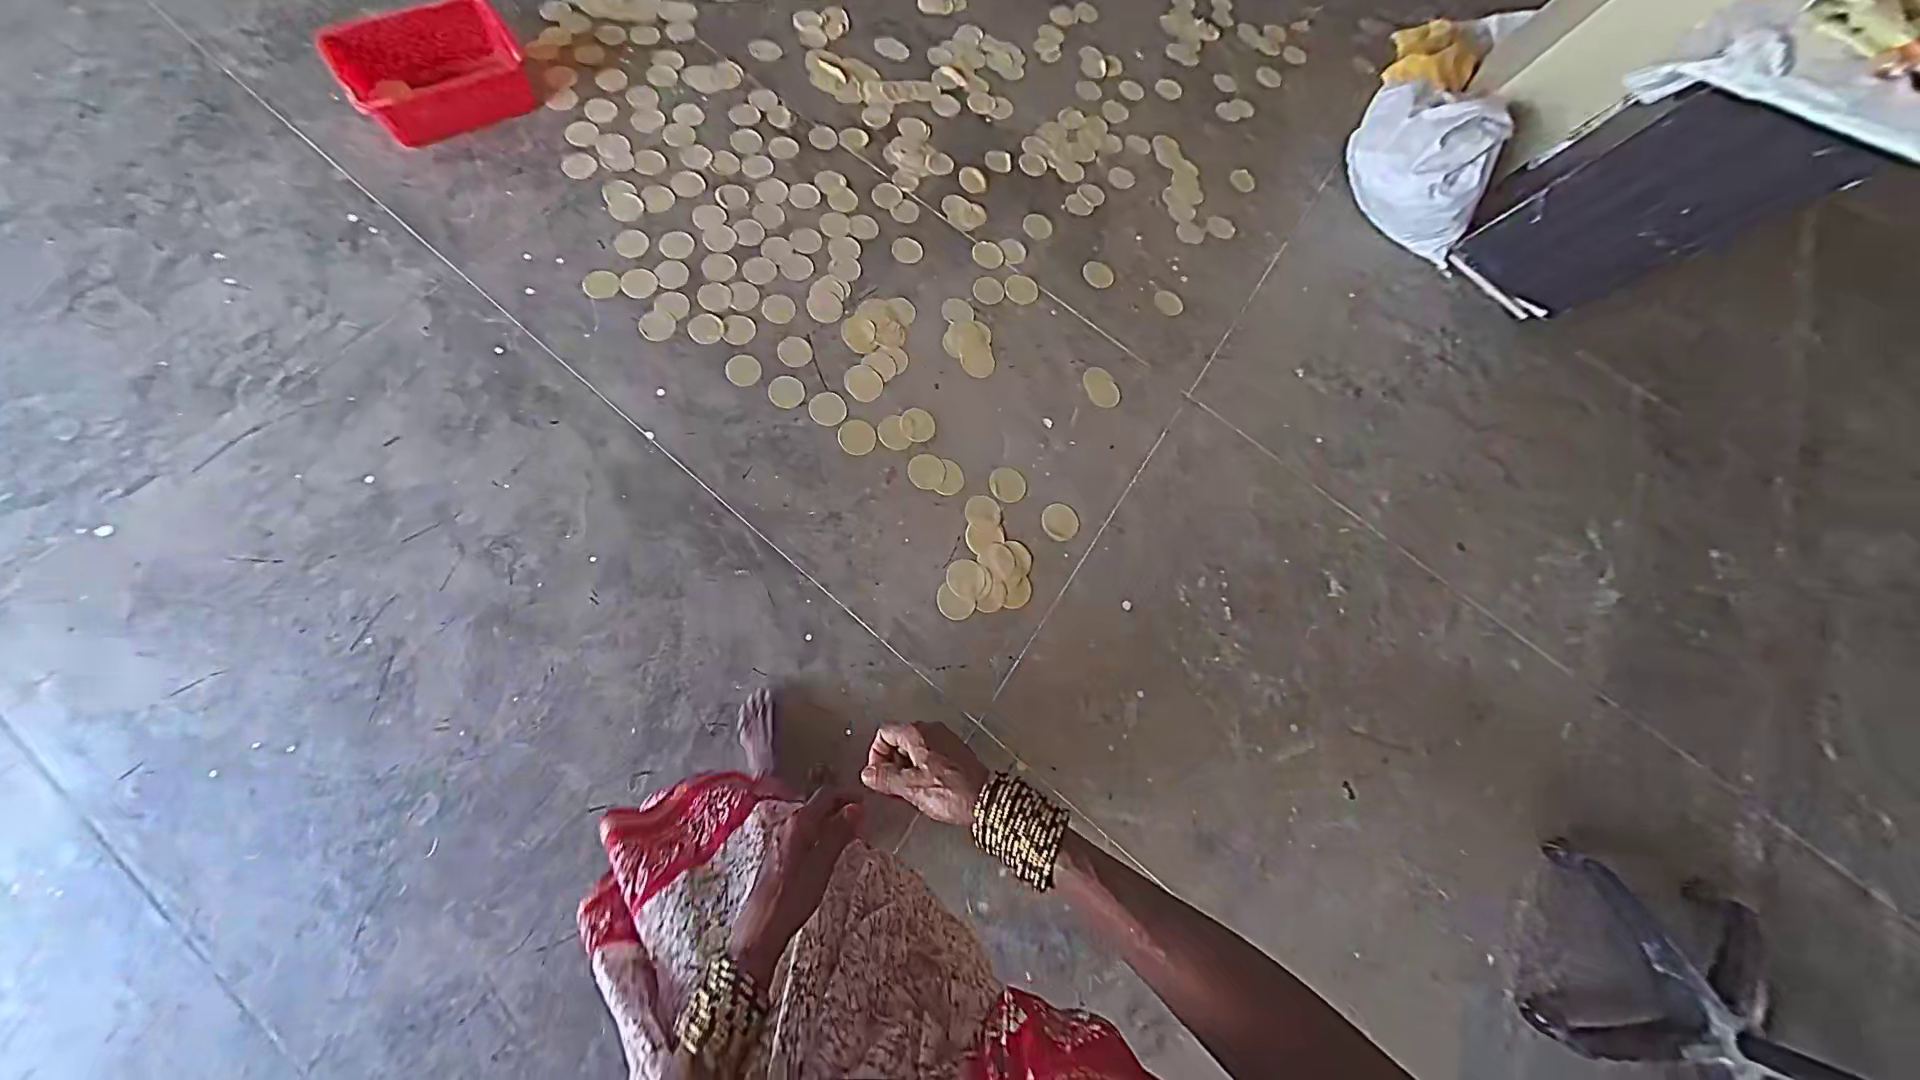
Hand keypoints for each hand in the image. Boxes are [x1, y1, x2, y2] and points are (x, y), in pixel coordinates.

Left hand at [728, 787, 861, 985]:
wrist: (761, 928)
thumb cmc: (793, 896)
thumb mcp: (822, 864)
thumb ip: (839, 833)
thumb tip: (857, 808)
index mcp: (799, 822)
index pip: (826, 795)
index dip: (848, 794)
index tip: (865, 801)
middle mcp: (787, 824)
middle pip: (817, 804)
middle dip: (840, 806)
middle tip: (860, 818)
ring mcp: (779, 838)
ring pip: (810, 818)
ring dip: (830, 820)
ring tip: (848, 833)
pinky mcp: (777, 853)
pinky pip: (803, 831)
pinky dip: (819, 832)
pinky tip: (826, 848)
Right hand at [860, 722, 989, 827]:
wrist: (985, 799)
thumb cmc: (949, 792)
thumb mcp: (910, 787)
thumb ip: (885, 778)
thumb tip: (866, 773)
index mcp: (917, 733)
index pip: (884, 732)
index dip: (876, 754)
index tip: (878, 775)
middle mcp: (931, 729)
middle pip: (898, 739)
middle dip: (890, 762)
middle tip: (892, 786)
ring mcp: (944, 738)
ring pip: (914, 747)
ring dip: (905, 767)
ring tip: (909, 790)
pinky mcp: (954, 750)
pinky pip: (929, 753)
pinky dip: (921, 767)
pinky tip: (925, 787)